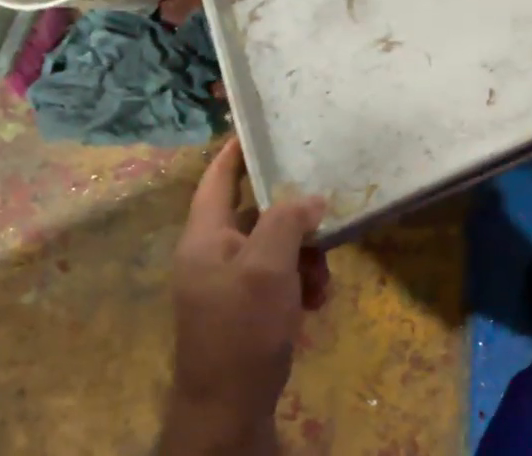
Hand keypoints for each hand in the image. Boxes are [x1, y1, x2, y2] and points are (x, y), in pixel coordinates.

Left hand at [162, 137, 328, 452]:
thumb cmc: (242, 330)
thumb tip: (310, 198)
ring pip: (278, 246)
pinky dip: (303, 282)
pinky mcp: (248, 308)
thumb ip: (287, 220)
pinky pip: (281, 276)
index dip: (235, 151)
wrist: (230, 408)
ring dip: (307, 256)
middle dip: (296, 218)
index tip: (258, 124)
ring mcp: (230, 284)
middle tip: (326, 218)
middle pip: (259, 213)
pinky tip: (317, 301)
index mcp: (205, 239)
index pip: (217, 181)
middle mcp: (214, 255)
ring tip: (322, 281)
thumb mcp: (268, 268)